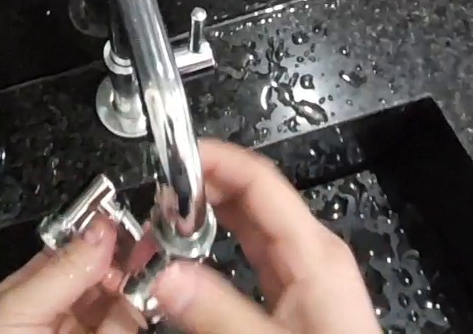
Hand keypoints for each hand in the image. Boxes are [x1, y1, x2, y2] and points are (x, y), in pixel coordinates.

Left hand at [0, 220, 142, 333]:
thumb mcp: (18, 314)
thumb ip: (61, 273)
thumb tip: (100, 227)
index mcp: (27, 299)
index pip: (68, 254)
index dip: (97, 235)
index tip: (126, 221)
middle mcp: (57, 320)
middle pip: (99, 279)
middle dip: (125, 260)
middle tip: (151, 244)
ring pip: (118, 308)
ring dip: (139, 286)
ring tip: (159, 267)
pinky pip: (126, 329)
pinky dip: (139, 315)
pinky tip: (152, 299)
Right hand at [152, 140, 379, 333]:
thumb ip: (217, 313)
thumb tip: (163, 275)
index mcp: (313, 251)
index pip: (258, 179)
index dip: (214, 160)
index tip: (171, 159)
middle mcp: (312, 251)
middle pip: (252, 194)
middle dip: (203, 185)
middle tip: (158, 196)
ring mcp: (306, 271)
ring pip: (250, 220)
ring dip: (208, 211)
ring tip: (167, 219)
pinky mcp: (298, 293)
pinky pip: (253, 247)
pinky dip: (220, 238)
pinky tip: (193, 249)